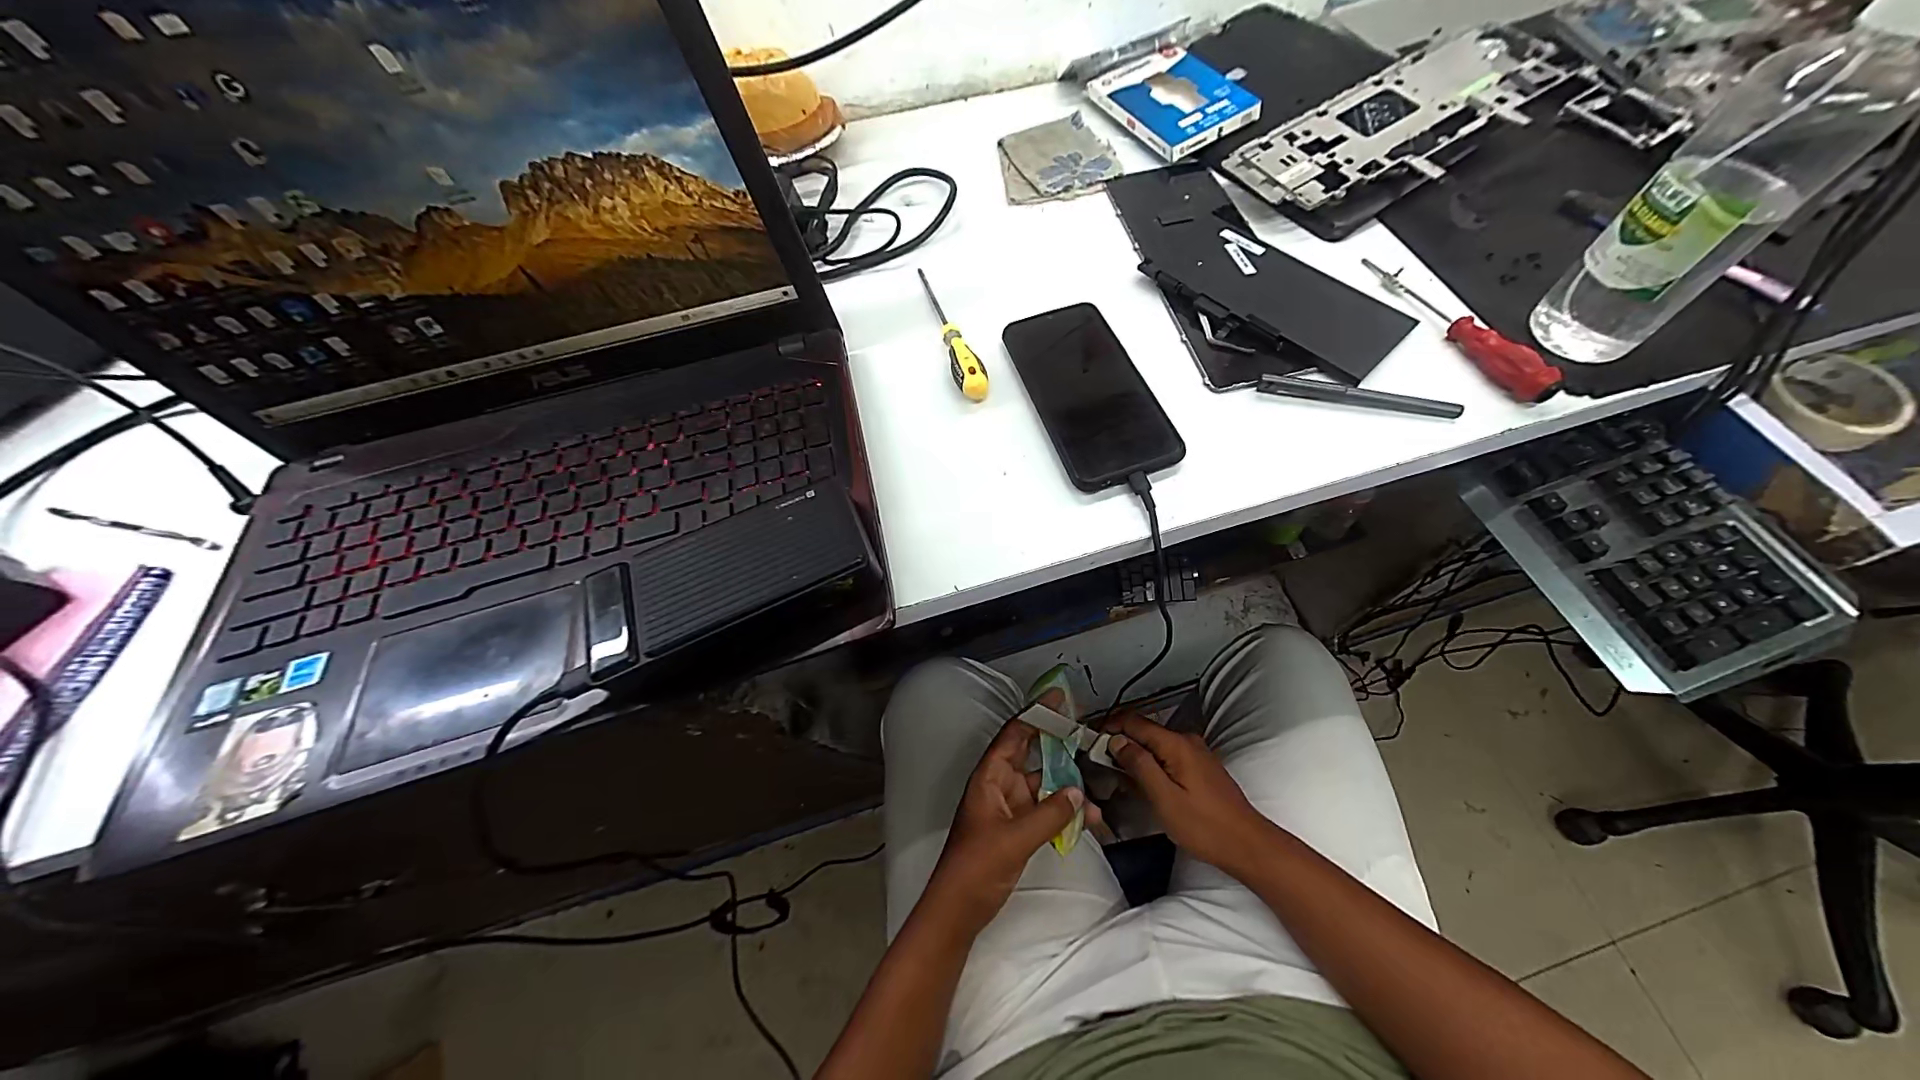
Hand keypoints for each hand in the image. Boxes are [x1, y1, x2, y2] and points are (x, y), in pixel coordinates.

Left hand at [922, 694, 1092, 934]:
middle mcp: (998, 786)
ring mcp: (1008, 807)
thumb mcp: (1016, 838)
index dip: (1035, 714)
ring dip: (1066, 786)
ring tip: (1094, 788)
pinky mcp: (1017, 828)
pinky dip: (1063, 811)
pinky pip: (1045, 810)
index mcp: (989, 777)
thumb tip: (1077, 792)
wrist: (958, 909)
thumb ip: (1050, 813)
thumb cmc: (977, 867)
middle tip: (1084, 734)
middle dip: (1056, 744)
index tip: (1058, 698)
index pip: (1014, 735)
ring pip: (1042, 785)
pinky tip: (1087, 819)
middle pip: (1030, 755)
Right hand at [1103, 714, 1275, 878]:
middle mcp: (1187, 741)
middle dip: (1120, 742)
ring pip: (1155, 744)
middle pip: (1144, 730)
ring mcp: (1196, 753)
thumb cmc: (1205, 826)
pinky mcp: (1200, 766)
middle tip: (1100, 762)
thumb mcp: (1163, 797)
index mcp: (1176, 744)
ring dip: (1135, 754)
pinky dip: (1151, 763)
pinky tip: (1143, 783)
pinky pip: (1167, 755)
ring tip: (1117, 775)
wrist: (1247, 845)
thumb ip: (1138, 765)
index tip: (1090, 741)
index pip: (1133, 721)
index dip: (1109, 727)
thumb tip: (1117, 742)